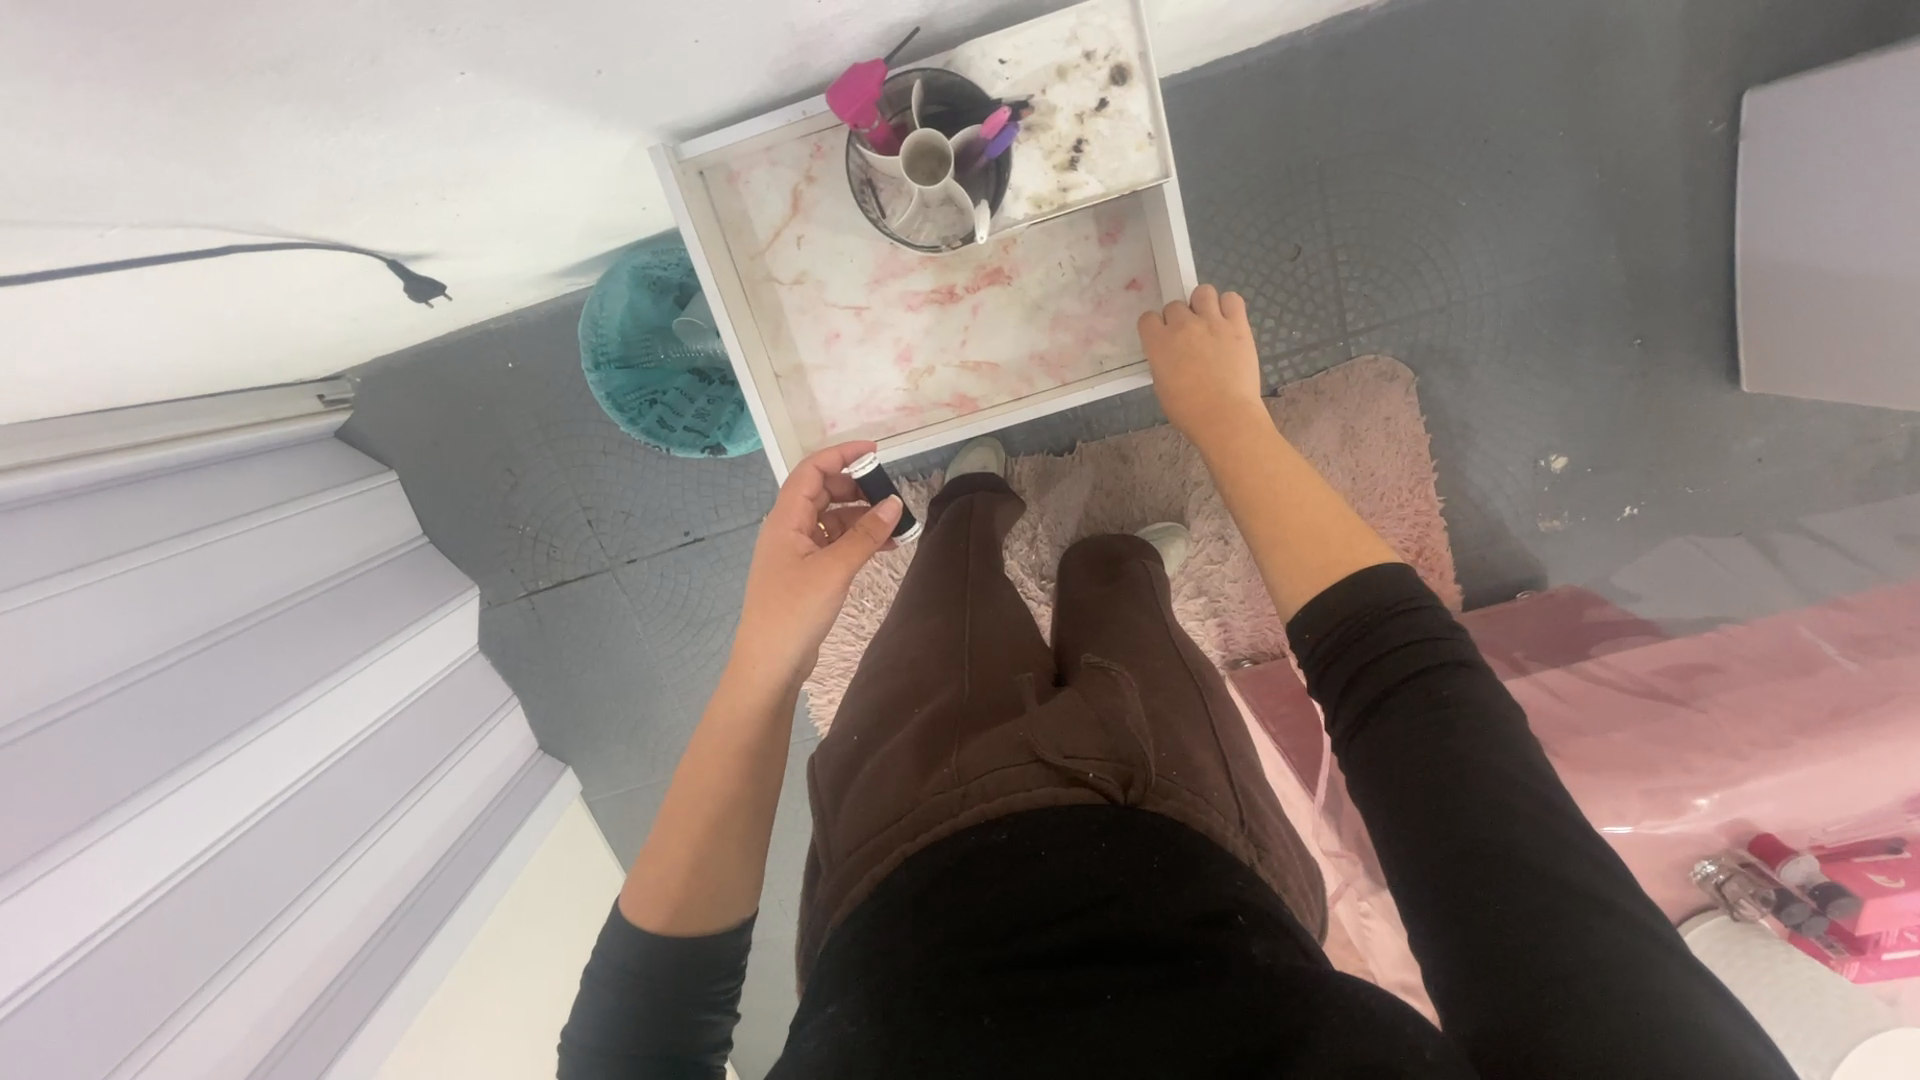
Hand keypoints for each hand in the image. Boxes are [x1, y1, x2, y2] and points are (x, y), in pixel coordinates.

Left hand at [730, 441, 902, 684]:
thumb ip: (866, 534)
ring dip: (862, 517)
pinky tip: (884, 546)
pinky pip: (834, 543)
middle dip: (857, 488)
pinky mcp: (807, 573)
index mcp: (785, 519)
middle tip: (890, 495)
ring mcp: (797, 552)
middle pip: (823, 492)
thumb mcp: (834, 569)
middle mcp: (788, 529)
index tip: (875, 452)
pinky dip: (858, 540)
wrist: (770, 663)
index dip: (841, 455)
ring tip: (897, 525)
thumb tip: (894, 502)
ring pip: (831, 519)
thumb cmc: (794, 611)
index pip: (812, 470)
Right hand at [1137, 284, 1266, 448]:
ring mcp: (1212, 322)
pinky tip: (1228, 321)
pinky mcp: (1238, 325)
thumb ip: (1162, 361)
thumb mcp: (1162, 386)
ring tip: (1208, 322)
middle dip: (1178, 319)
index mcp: (1158, 343)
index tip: (1162, 338)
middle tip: (1188, 338)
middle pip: (1174, 305)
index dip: (1155, 328)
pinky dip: (1228, 305)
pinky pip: (1232, 298)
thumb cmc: (1188, 411)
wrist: (1225, 416)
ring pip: (1203, 292)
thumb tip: (1170, 355)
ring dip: (1202, 304)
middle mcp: (1183, 326)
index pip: (1148, 318)